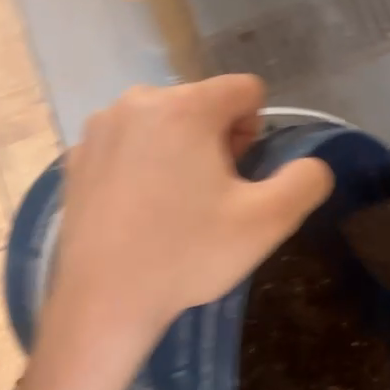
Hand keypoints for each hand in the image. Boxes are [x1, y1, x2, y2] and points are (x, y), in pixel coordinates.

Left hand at [48, 76, 333, 346]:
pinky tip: (140, 214)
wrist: (105, 298)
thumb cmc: (189, 255)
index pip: (245, 90)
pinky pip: (127, 147)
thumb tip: (313, 165)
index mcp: (186, 107)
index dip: (256, 131)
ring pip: (162, 125)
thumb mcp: (267, 223)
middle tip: (211, 200)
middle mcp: (137, 102)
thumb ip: (305, 182)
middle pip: (201, 105)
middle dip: (216, 142)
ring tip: (174, 209)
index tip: (241, 177)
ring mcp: (100, 129)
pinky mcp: (76, 158)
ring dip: (179, 153)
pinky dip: (141, 169)